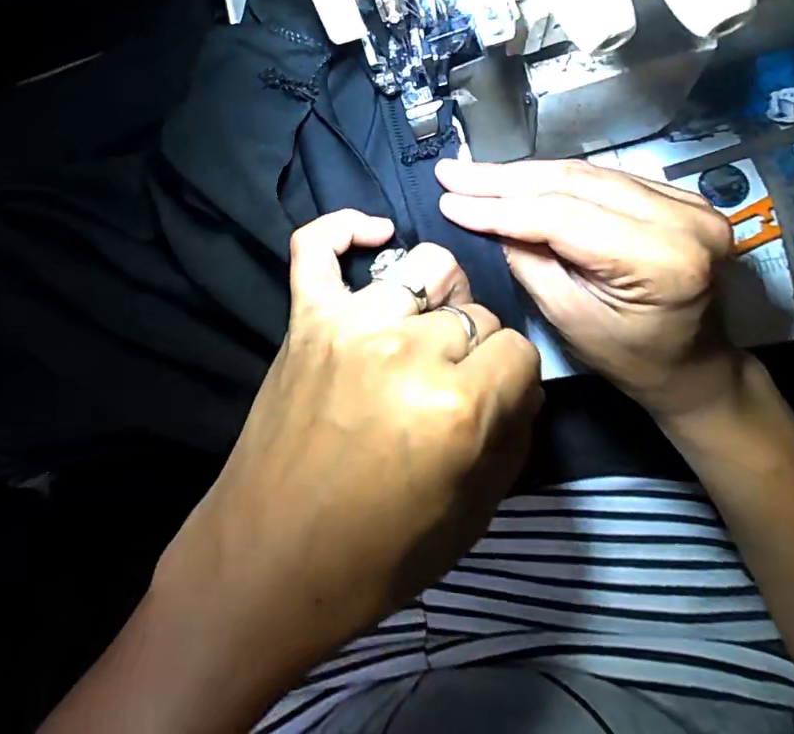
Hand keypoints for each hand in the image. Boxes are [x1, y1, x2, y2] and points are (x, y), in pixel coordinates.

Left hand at [163, 210, 542, 649]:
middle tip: (454, 384)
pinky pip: (317, 246)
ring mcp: (348, 326)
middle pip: (476, 312)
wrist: (269, 566)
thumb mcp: (474, 512)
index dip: (515, 379)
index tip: (497, 400)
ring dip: (437, 300)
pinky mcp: (303, 320)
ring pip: (424, 267)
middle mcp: (405, 351)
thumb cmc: (379, 554)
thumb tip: (524, 383)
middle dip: (477, 350)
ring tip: (424, 333)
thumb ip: (514, 436)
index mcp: (455, 406)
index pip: (518, 350)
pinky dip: (345, 229)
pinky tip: (375, 234)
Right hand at [436, 158, 743, 421]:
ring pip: (586, 173)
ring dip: (524, 174)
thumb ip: (529, 261)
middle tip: (452, 174)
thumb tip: (485, 218)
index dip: (499, 207)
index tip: (448, 200)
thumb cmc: (631, 359)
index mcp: (663, 259)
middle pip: (575, 183)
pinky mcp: (678, 195)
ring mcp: (687, 201)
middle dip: (504, 180)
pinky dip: (555, 178)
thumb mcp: (569, 318)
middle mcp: (684, 218)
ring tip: (473, 174)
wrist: (693, 365)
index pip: (563, 217)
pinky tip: (516, 177)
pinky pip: (604, 177)